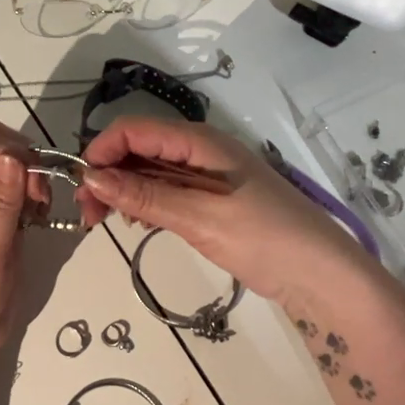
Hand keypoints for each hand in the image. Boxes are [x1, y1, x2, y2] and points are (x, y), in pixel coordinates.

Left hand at [0, 120, 47, 397]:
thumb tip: (13, 156)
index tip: (35, 190)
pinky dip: (37, 197)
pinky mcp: (5, 226)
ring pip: (13, 167)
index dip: (17, 155)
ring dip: (35, 178)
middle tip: (39, 198)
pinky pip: (22, 193)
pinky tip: (41, 221)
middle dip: (27, 159)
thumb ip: (0, 205)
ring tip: (41, 213)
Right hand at [76, 117, 362, 309]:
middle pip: (137, 149)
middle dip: (106, 174)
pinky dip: (143, 203)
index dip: (102, 151)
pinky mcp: (209, 200)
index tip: (82, 190)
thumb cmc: (266, 239)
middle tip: (88, 216)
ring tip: (105, 223)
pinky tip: (134, 223)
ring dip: (121, 190)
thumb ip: (146, 196)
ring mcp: (205, 175)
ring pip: (147, 170)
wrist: (323, 275)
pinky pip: (164, 190)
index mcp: (200, 141)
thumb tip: (92, 177)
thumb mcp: (200, 217)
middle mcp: (199, 150)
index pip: (134, 130)